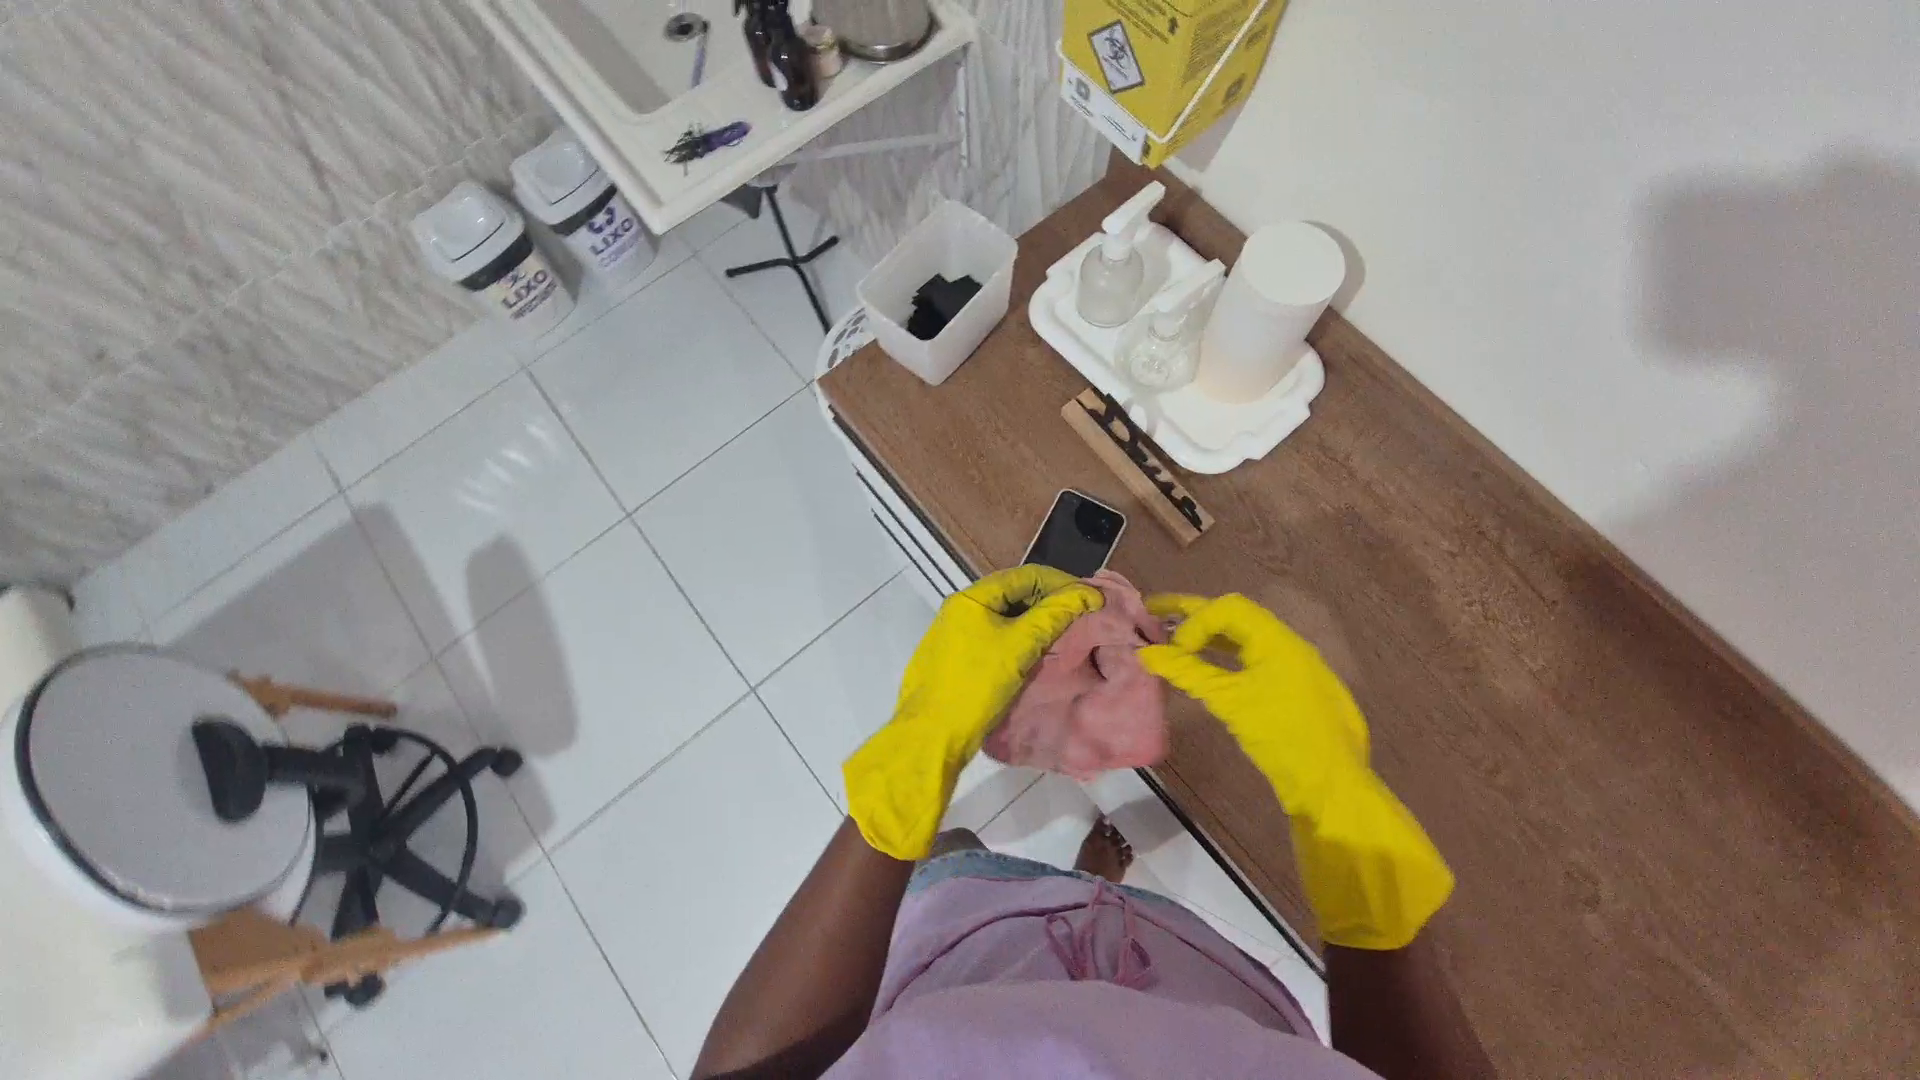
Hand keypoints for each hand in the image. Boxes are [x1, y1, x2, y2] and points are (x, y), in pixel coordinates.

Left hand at [844, 566, 1102, 859]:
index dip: (1061, 583)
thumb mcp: (1021, 647)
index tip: (1090, 599)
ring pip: (1003, 618)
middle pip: (1013, 594)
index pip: (1024, 575)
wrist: (932, 735)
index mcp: (971, 598)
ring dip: (1034, 623)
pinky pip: (992, 639)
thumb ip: (1054, 615)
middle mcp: (959, 610)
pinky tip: (1034, 656)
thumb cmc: (976, 685)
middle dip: (1048, 602)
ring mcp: (954, 635)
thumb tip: (1088, 594)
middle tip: (1080, 617)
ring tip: (1063, 636)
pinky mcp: (954, 659)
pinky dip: (1017, 640)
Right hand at [1139, 593, 1453, 949]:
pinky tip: (1202, 668)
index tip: (1172, 650)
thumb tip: (1145, 655)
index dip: (1194, 621)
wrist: (1332, 786)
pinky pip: (1252, 659)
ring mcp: (1292, 667)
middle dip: (1193, 616)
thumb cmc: (1282, 738)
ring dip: (1207, 637)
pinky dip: (1223, 657)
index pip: (1228, 608)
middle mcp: (1287, 645)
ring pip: (1242, 638)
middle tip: (1152, 612)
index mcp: (1278, 641)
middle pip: (1234, 616)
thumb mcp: (1229, 703)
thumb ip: (1188, 673)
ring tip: (1171, 639)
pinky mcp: (1291, 689)